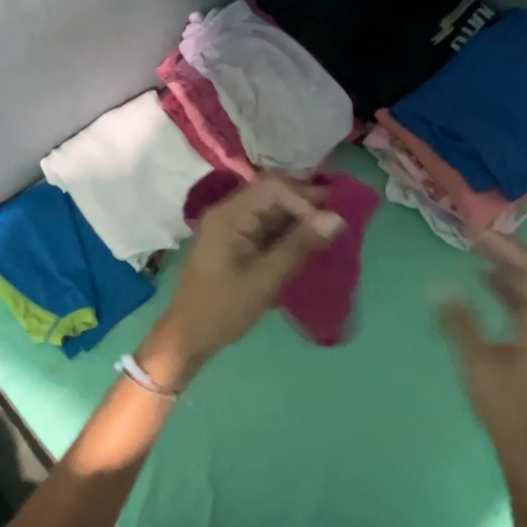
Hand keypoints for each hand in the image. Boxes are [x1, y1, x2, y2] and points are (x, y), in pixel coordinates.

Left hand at [140, 172, 344, 386]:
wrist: (187, 338)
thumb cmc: (223, 309)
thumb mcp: (265, 279)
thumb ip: (299, 246)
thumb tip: (336, 218)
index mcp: (228, 216)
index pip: (273, 188)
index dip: (304, 199)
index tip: (328, 224)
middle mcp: (228, 213)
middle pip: (272, 193)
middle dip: (305, 202)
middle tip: (339, 217)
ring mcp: (230, 229)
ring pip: (271, 210)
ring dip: (298, 217)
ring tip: (329, 231)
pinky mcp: (235, 245)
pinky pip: (265, 228)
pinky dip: (287, 232)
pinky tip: (308, 243)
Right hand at [437, 232, 526, 461]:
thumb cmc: (504, 404)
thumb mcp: (477, 362)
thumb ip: (459, 322)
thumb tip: (439, 287)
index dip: (506, 246)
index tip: (475, 235)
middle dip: (507, 252)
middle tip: (474, 240)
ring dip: (507, 269)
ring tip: (476, 256)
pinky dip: (509, 289)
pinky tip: (485, 286)